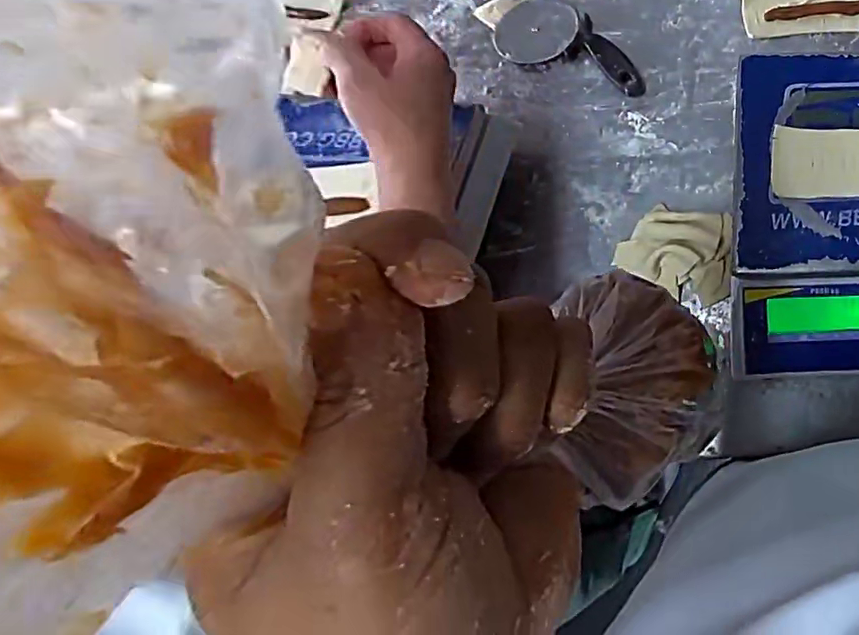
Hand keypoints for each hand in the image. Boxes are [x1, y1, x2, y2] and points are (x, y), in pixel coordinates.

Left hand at [188, 211, 593, 634]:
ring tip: (494, 463)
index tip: (442, 283)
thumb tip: (368, 274)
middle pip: (441, 287)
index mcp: (289, 409)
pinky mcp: (527, 394)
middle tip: (451, 435)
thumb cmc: (379, 626)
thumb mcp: (353, 521)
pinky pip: (563, 336)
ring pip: (513, 311)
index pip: (323, 284)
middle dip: (468, 357)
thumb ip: (361, 399)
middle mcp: (375, 381)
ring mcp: (460, 385)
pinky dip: (569, 380)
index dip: (388, 260)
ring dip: (522, 387)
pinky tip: (556, 434)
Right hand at [320, 14, 456, 218]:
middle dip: (357, 50)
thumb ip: (338, 51)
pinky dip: (374, 85)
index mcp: (426, 52)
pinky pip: (399, 83)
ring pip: (394, 64)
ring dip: (360, 70)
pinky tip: (350, 100)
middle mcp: (437, 65)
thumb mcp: (355, 79)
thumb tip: (323, 36)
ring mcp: (436, 85)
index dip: (360, 26)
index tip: (335, 45)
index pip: (394, 21)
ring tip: (333, 86)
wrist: (414, 161)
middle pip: (394, 42)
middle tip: (329, 67)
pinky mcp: (428, 104)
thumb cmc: (387, 118)